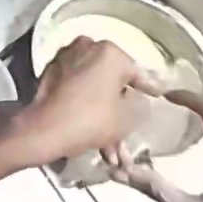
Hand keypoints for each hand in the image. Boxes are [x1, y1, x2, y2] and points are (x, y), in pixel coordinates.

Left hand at [7, 37, 155, 168]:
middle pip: (112, 83)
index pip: (136, 73)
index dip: (148, 89)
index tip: (158, 94)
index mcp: (109, 52)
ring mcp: (67, 59)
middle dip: (120, 114)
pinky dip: (86, 110)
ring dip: (104, 119)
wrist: (44, 129)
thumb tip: (138, 100)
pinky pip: (78, 91)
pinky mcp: (51, 74)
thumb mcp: (128, 118)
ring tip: (113, 154)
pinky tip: (96, 141)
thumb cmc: (91, 119)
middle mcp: (87, 47)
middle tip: (130, 134)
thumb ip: (140, 105)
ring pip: (94, 91)